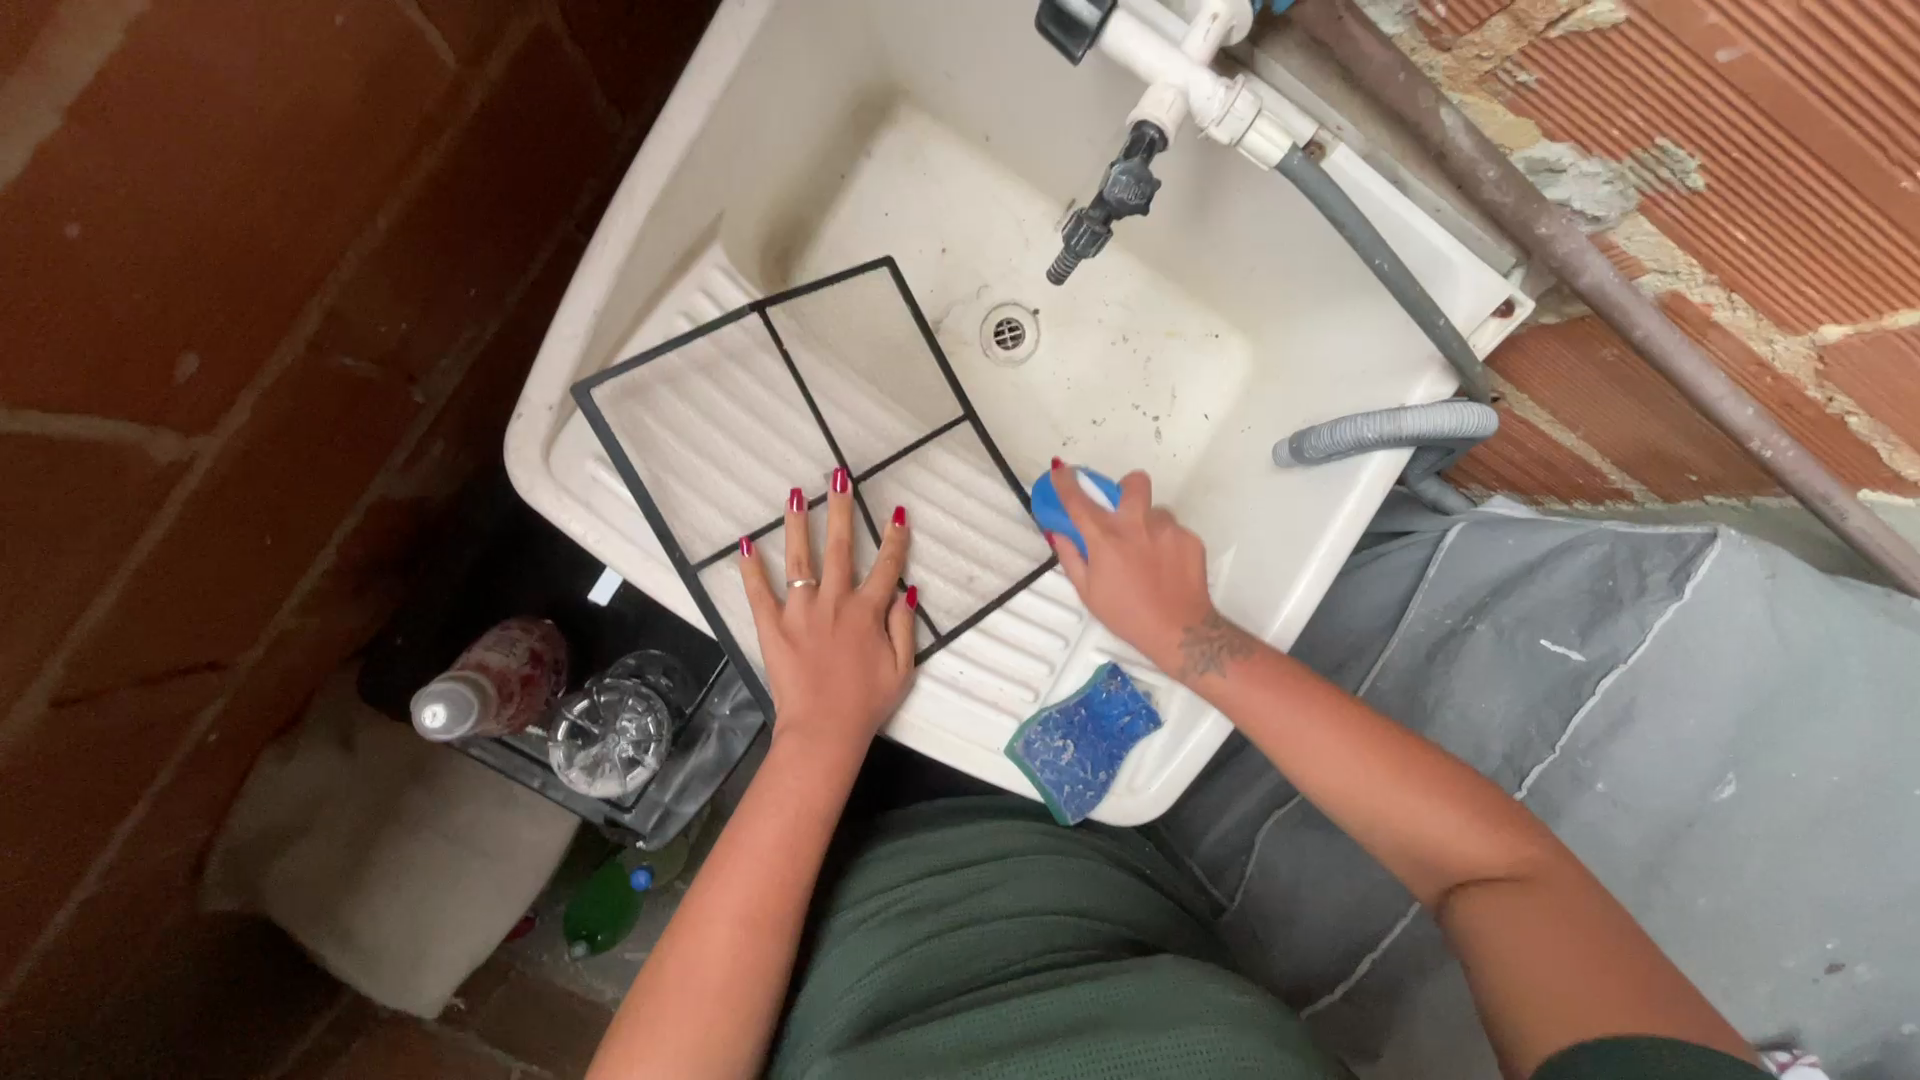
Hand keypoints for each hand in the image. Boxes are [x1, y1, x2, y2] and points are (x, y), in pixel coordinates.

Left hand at [738, 468, 917, 752]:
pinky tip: (746, 544)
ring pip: (800, 559)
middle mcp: (835, 602)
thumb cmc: (867, 704)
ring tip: (794, 493)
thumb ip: (904, 626)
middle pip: (840, 547)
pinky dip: (751, 569)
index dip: (896, 538)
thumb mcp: (902, 668)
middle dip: (841, 508)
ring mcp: (801, 612)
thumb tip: (907, 590)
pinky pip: (759, 594)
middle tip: (838, 475)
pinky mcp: (772, 627)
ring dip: (798, 524)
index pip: (887, 566)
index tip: (899, 512)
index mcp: (868, 612)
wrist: (824, 731)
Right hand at [1047, 462, 1253, 682]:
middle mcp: (1137, 525)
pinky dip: (1166, 544)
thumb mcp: (1088, 593)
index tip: (1062, 472)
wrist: (1180, 631)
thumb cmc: (1127, 615)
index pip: (1079, 501)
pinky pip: (1174, 532)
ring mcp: (1168, 529)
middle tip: (1124, 510)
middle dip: (1126, 488)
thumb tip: (1060, 536)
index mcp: (1106, 537)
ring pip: (1156, 513)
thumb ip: (1071, 558)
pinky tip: (1166, 568)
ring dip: (1148, 525)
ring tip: (1149, 555)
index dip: (1066, 482)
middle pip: (1134, 482)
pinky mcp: (1190, 539)